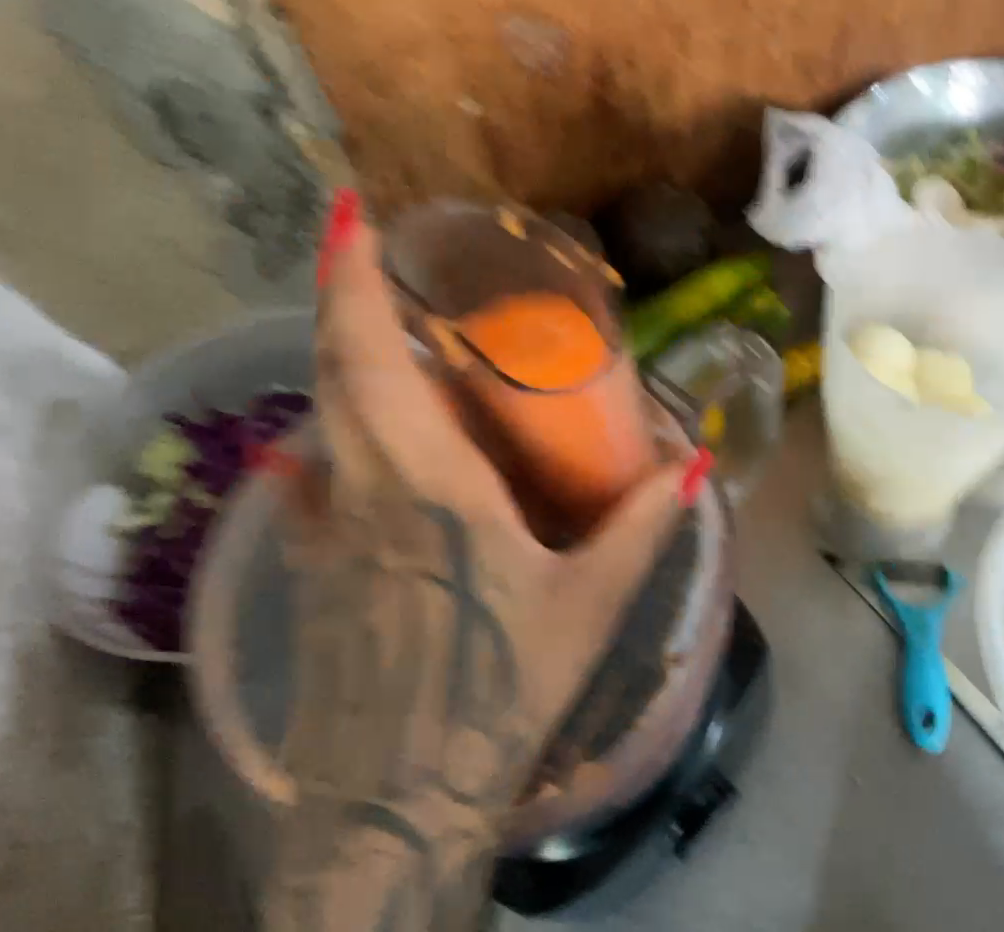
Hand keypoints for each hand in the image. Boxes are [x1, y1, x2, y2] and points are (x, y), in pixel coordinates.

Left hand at [260, 200, 703, 930]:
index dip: (353, 280)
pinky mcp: (312, 570)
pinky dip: (319, 445)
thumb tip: (694, 462)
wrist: (398, 793)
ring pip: (320, 418)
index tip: (345, 211)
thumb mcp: (590, 603)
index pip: (374, 359)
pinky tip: (321, 449)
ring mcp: (327, 529)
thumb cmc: (501, 686)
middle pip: (334, 371)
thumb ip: (643, 526)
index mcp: (429, 483)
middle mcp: (363, 488)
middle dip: (345, 300)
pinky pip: (309, 483)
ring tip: (386, 341)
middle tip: (373, 256)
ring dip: (341, 364)